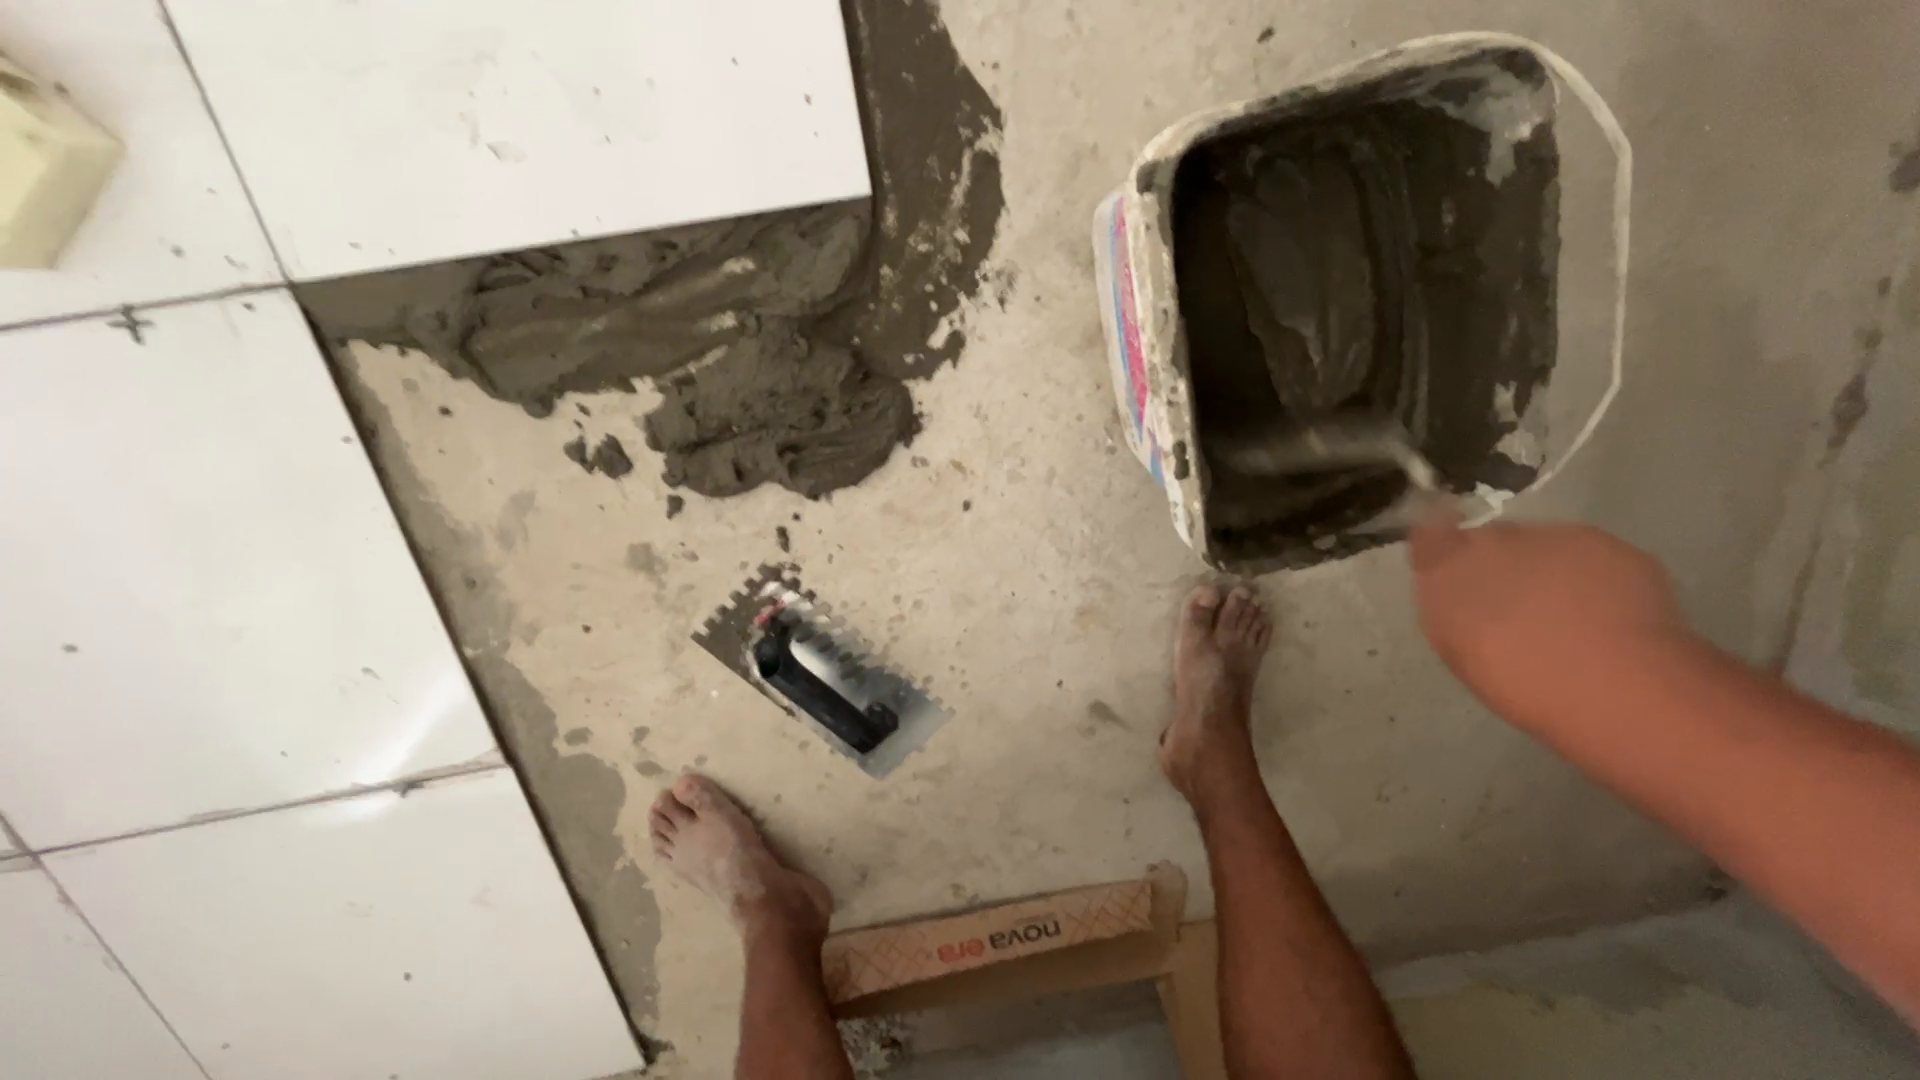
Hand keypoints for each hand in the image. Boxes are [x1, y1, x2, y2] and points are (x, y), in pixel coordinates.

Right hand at [1408, 508, 1687, 719]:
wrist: (1615, 685)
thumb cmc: (1517, 678)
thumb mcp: (1456, 645)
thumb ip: (1444, 599)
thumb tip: (1441, 568)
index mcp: (1449, 565)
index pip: (1431, 535)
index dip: (1439, 545)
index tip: (1448, 566)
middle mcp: (1499, 538)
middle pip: (1491, 539)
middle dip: (1498, 562)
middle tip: (1511, 605)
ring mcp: (1560, 538)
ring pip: (1544, 544)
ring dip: (1546, 567)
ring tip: (1564, 614)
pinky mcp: (1616, 549)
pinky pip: (1593, 557)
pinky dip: (1593, 577)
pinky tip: (1604, 615)